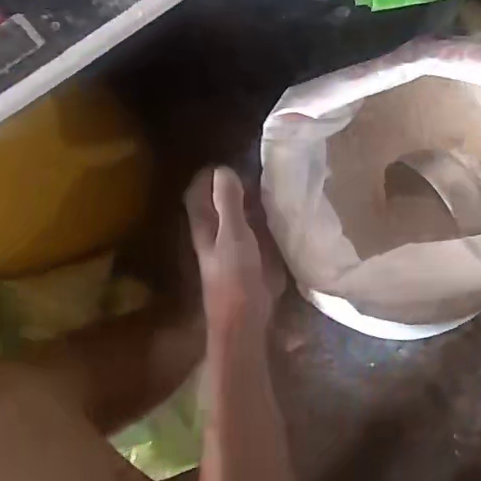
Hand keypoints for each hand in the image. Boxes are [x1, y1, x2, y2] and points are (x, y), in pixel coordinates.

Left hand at [185, 167, 283, 335]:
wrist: (246, 318)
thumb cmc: (235, 277)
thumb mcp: (233, 235)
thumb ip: (229, 203)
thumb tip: (224, 170)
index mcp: (204, 225)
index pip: (199, 191)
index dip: (211, 175)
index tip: (233, 162)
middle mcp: (216, 232)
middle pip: (219, 201)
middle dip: (235, 185)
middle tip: (258, 170)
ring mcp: (234, 245)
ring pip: (239, 214)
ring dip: (253, 200)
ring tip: (273, 184)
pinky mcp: (253, 258)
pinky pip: (257, 229)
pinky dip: (266, 218)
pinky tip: (281, 212)